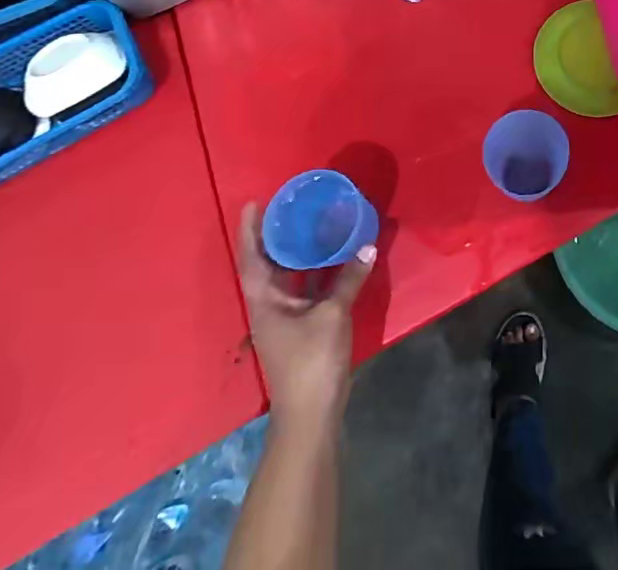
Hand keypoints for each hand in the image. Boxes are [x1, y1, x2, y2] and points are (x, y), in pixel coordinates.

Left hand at [234, 202, 375, 431]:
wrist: (312, 414)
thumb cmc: (312, 361)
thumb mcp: (332, 316)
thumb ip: (349, 279)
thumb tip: (366, 246)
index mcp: (264, 301)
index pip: (251, 257)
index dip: (250, 230)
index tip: (254, 203)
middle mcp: (268, 306)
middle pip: (268, 264)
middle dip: (276, 236)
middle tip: (291, 207)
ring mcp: (284, 319)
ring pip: (288, 277)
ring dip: (297, 254)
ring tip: (312, 225)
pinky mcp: (301, 329)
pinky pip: (305, 291)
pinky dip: (316, 274)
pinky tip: (333, 260)